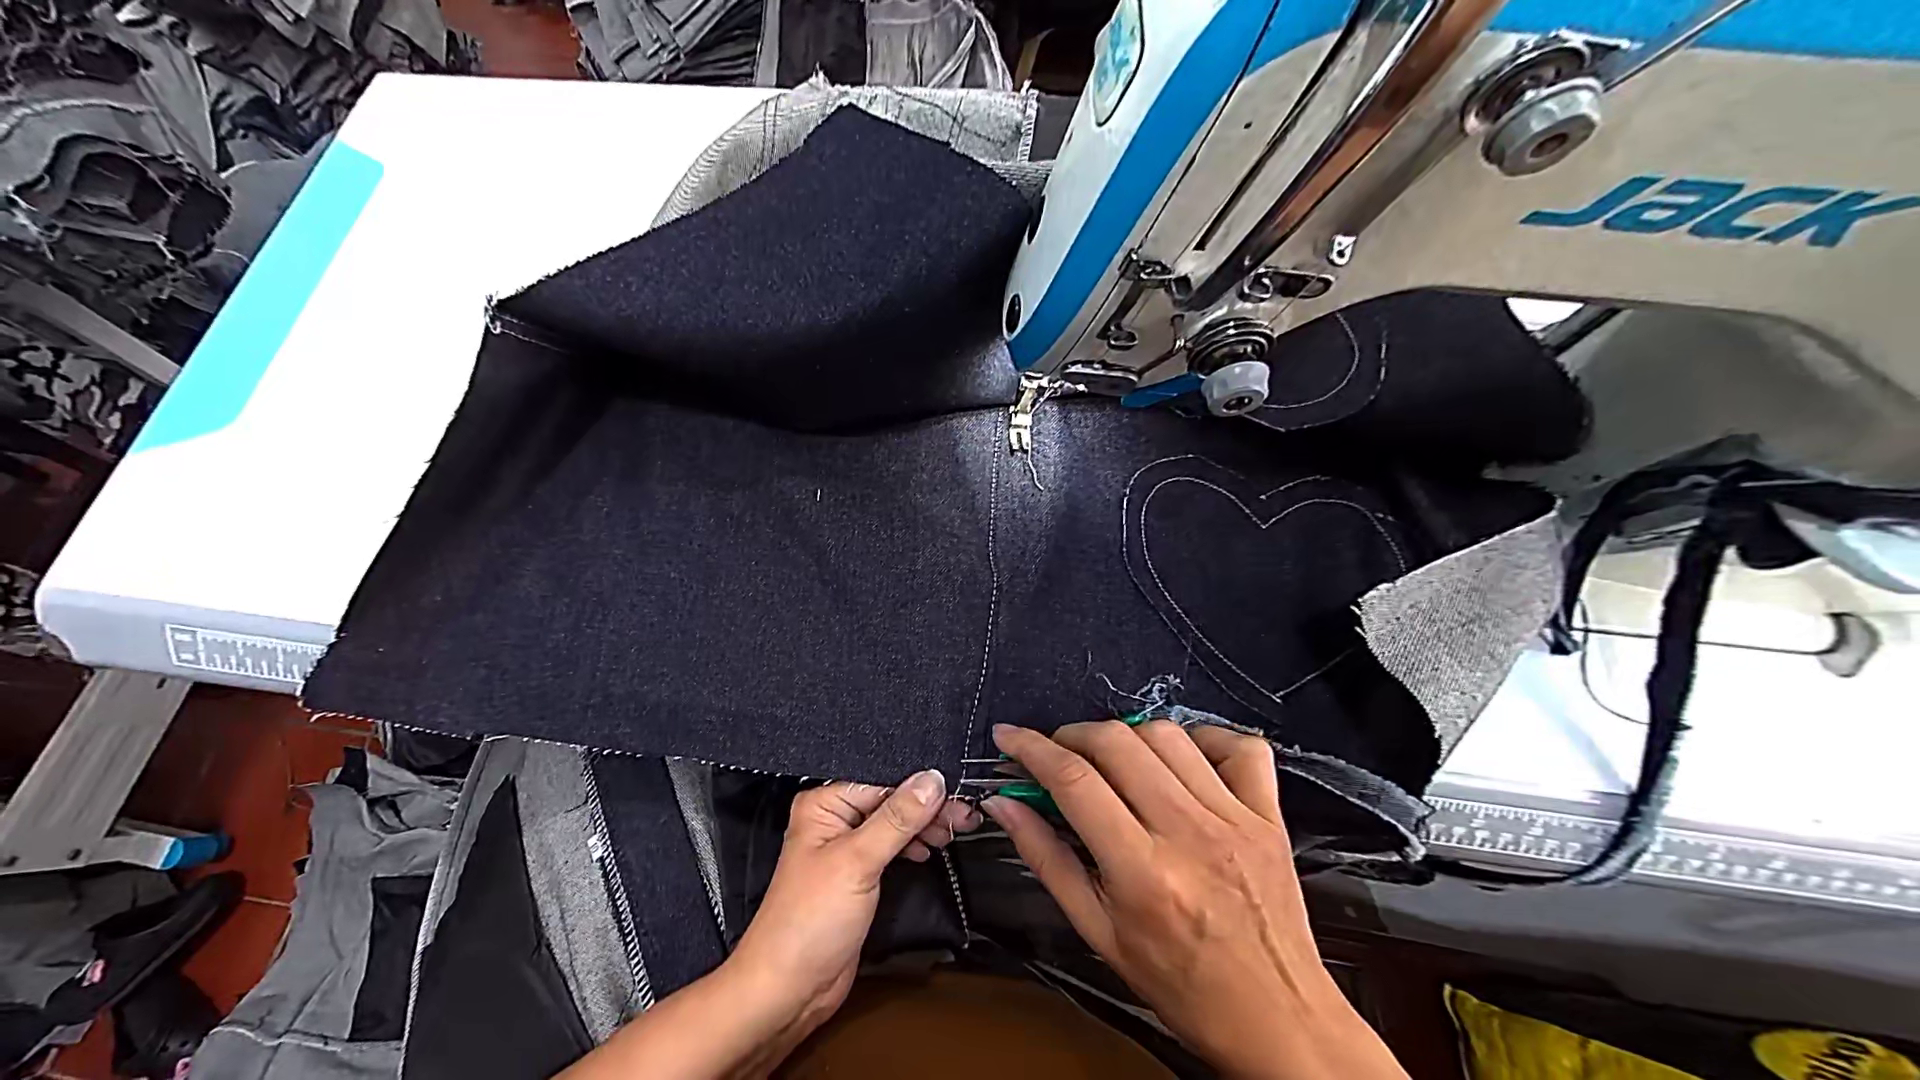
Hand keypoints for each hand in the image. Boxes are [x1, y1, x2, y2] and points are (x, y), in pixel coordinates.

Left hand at [730, 774, 980, 1028]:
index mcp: (824, 804)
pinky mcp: (859, 873)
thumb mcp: (858, 861)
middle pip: (892, 799)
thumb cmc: (802, 926)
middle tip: (962, 814)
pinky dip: (914, 843)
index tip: (955, 792)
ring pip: (896, 822)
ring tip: (953, 828)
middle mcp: (834, 820)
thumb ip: (898, 819)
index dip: (921, 786)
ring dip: (925, 824)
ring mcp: (846, 847)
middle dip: (929, 806)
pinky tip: (928, 847)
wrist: (789, 990)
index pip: (883, 780)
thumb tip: (930, 782)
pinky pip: (893, 845)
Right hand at [984, 721, 1407, 1079]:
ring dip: (1126, 734)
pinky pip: (1238, 746)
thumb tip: (1006, 805)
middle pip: (1115, 742)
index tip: (1010, 737)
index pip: (1073, 781)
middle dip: (1072, 735)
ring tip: (1113, 759)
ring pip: (1166, 734)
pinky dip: (1204, 736)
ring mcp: (1234, 819)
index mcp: (1143, 872)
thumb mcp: (1098, 933)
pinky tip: (1182, 756)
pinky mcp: (1267, 815)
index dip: (1031, 748)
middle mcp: (1189, 834)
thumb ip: (1046, 859)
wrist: (1277, 1021)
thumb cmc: (1183, 986)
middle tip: (1058, 753)